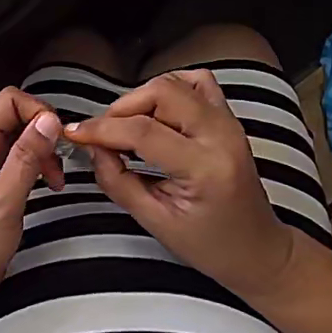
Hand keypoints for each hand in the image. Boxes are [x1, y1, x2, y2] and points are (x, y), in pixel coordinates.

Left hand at [0, 87, 62, 306]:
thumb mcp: (4, 200)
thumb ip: (27, 157)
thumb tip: (48, 121)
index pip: (7, 102)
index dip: (36, 111)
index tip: (57, 134)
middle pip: (17, 117)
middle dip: (44, 132)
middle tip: (60, 157)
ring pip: (22, 139)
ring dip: (44, 152)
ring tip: (56, 178)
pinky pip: (22, 161)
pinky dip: (40, 168)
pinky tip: (48, 185)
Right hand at [64, 70, 296, 298]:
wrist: (257, 250)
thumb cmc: (209, 245)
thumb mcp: (154, 221)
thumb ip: (117, 181)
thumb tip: (91, 149)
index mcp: (205, 168)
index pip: (142, 131)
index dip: (100, 129)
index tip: (73, 133)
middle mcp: (221, 136)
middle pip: (160, 92)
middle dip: (121, 108)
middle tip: (104, 135)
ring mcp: (229, 123)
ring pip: (175, 82)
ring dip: (142, 99)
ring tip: (128, 128)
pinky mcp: (228, 118)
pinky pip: (197, 83)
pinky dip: (169, 89)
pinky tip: (156, 113)